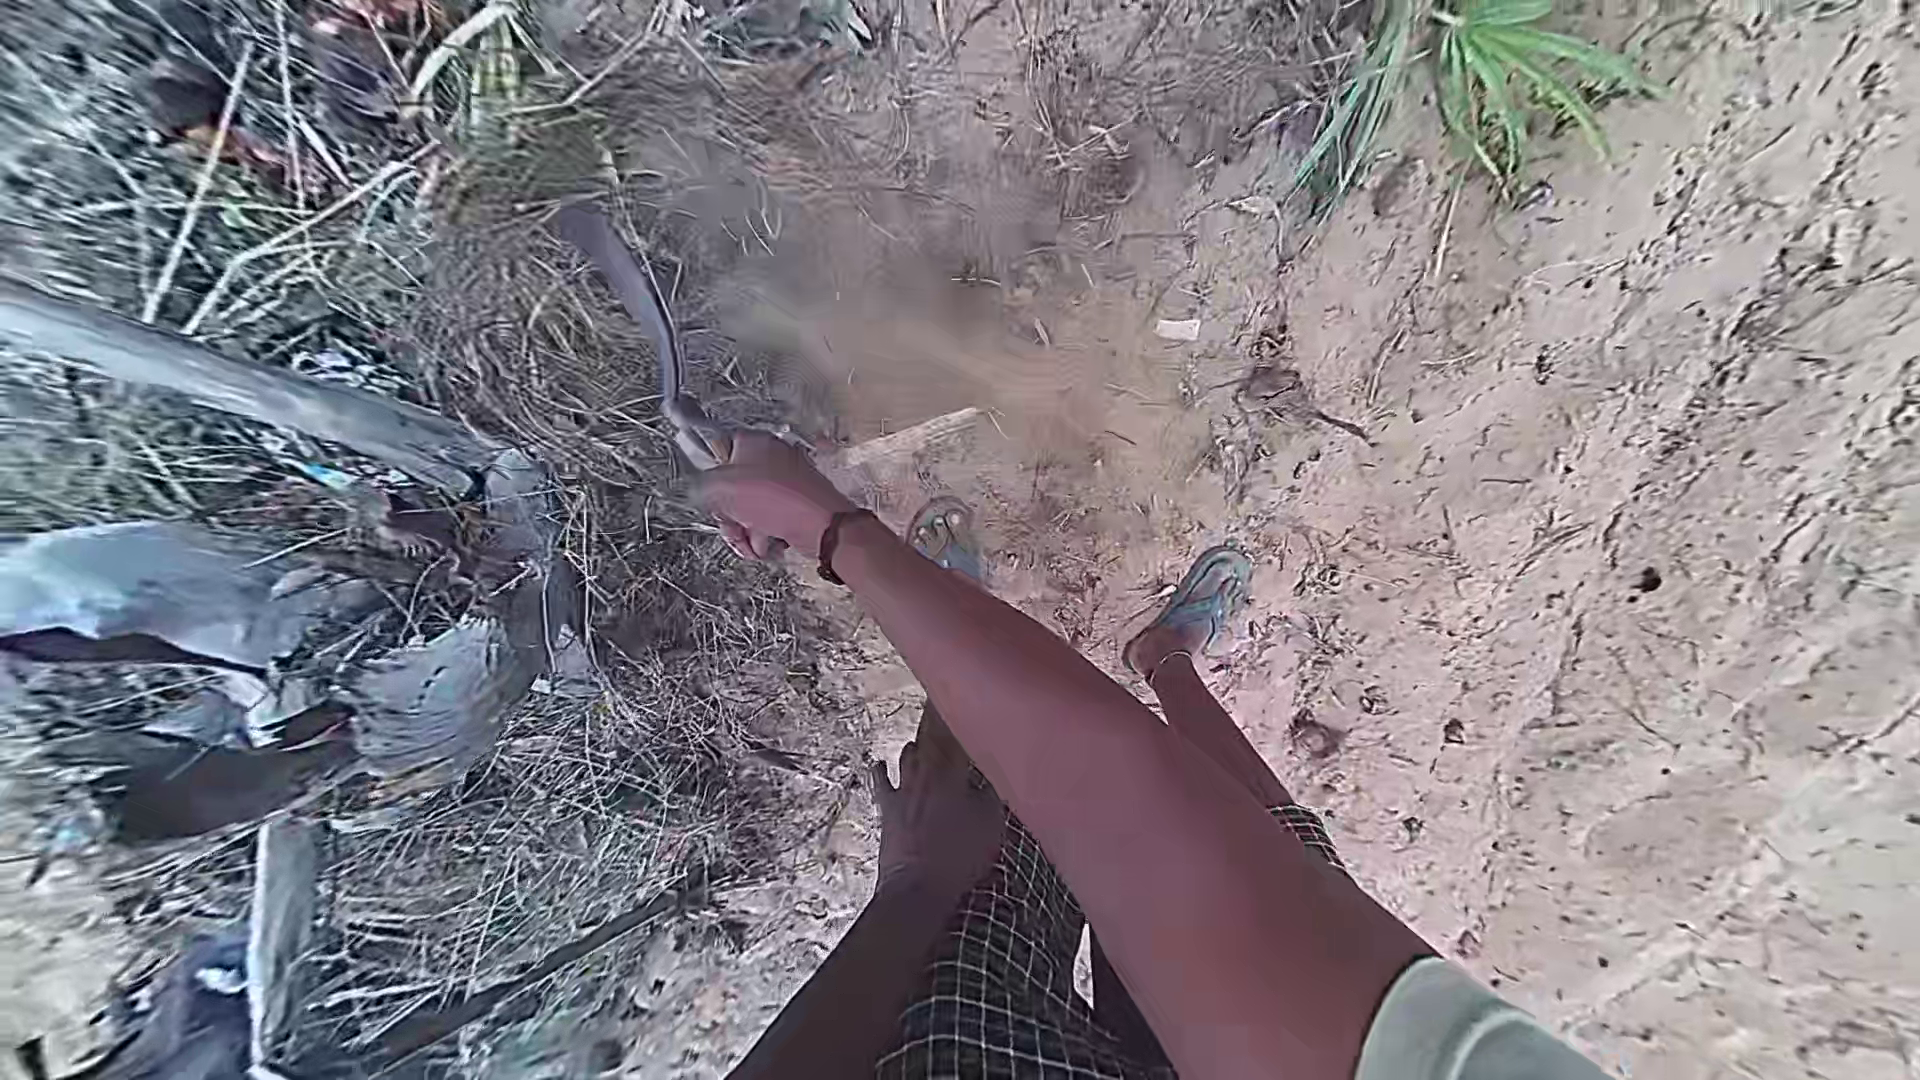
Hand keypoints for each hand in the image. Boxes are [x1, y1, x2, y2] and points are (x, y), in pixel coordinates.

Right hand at [695, 431, 856, 558]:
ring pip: (751, 508)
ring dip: (747, 530)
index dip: (712, 478)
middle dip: (729, 515)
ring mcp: (787, 482)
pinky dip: (766, 534)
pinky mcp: (796, 505)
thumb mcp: (722, 489)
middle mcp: (773, 458)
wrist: (824, 526)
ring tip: (753, 544)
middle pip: (734, 487)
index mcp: (755, 443)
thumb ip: (704, 486)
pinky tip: (770, 544)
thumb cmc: (776, 501)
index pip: (719, 452)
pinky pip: (771, 518)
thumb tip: (705, 492)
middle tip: (733, 528)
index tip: (712, 497)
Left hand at [871, 730, 1006, 903]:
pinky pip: (880, 780)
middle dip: (938, 724)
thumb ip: (991, 798)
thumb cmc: (957, 859)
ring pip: (908, 754)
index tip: (969, 710)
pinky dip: (881, 770)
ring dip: (917, 746)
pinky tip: (880, 764)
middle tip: (944, 715)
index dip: (961, 722)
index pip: (956, 737)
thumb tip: (991, 782)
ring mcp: (902, 788)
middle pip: (930, 737)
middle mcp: (924, 773)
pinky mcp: (887, 807)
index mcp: (951, 774)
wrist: (916, 889)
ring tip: (925, 741)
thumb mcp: (990, 829)